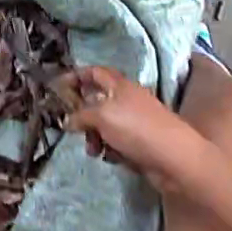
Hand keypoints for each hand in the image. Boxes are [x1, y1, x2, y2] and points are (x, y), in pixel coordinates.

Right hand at [54, 65, 206, 189]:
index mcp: (120, 85)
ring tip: (94, 150)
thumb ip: (81, 114)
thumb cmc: (137, 128)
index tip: (57, 88)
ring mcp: (135, 121)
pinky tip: (112, 158)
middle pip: (97, 100)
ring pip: (104, 125)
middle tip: (73, 129)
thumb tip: (67, 120)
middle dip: (83, 115)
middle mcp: (127, 99)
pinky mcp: (139, 142)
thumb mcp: (102, 115)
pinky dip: (110, 149)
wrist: (174, 158)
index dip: (76, 76)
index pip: (95, 72)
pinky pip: (116, 142)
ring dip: (95, 136)